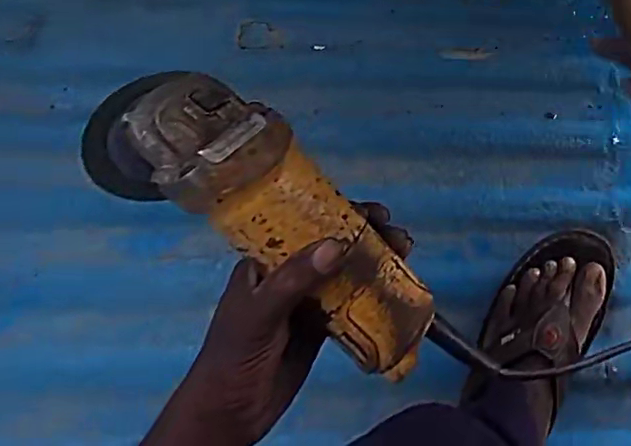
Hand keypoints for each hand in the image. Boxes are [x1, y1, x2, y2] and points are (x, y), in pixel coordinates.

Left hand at [143, 204, 412, 445]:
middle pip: (336, 240)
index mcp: (267, 262)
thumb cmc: (231, 360)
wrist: (226, 419)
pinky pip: (354, 295)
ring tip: (403, 249)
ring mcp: (308, 297)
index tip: (371, 212)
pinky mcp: (323, 321)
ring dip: (377, 254)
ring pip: (349, 265)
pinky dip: (376, 284)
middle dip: (368, 231)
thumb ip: (293, 280)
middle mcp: (290, 272)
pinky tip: (395, 278)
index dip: (342, 212)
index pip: (308, 223)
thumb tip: (336, 244)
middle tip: (393, 231)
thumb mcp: (257, 315)